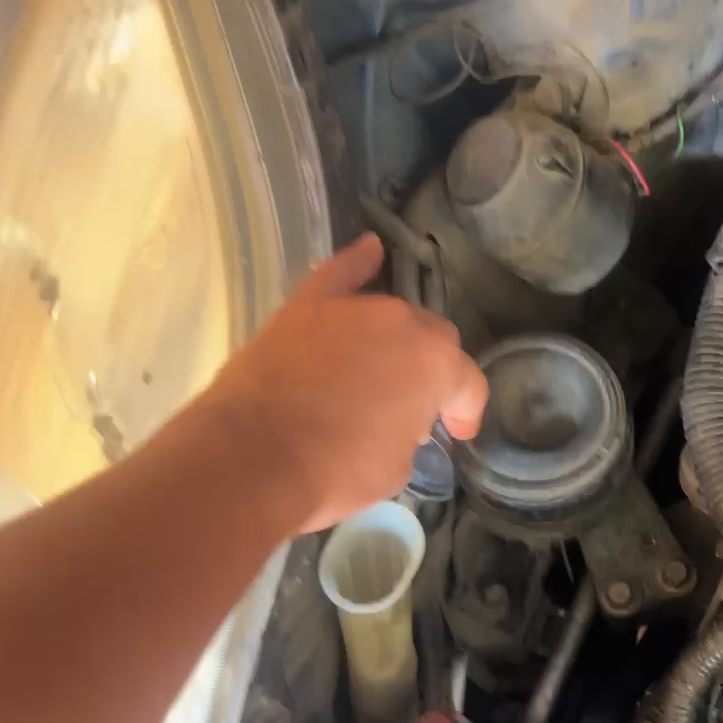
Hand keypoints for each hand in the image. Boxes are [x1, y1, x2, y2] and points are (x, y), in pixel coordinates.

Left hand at [184, 233, 487, 535]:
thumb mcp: (397, 467)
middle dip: (432, 369)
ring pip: (391, 314)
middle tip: (414, 404)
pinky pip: (339, 274)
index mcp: (436, 365)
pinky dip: (357, 262)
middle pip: (434, 338)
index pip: (468, 383)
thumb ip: (409, 431)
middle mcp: (402, 324)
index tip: (456, 433)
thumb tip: (396, 420)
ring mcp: (352, 310)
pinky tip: (371, 250)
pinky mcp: (306, 307)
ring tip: (383, 367)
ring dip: (396, 339)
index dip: (465, 411)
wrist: (254, 459)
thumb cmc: (338, 472)